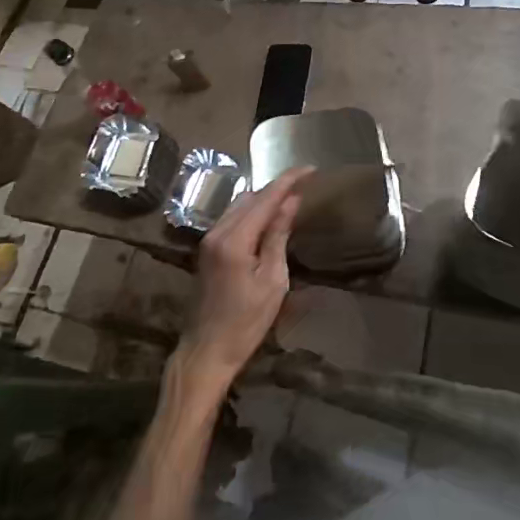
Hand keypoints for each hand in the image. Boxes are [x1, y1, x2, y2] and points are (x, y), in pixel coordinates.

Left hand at [170, 168, 312, 397]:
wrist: (207, 349)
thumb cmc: (246, 322)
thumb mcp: (273, 280)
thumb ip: (278, 236)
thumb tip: (290, 203)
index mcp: (234, 239)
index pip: (265, 198)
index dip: (288, 181)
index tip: (311, 169)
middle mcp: (217, 232)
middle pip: (250, 197)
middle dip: (277, 187)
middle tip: (305, 184)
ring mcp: (208, 240)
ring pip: (239, 206)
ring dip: (264, 199)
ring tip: (291, 197)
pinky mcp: (207, 249)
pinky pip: (232, 219)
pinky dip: (252, 212)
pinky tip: (269, 217)